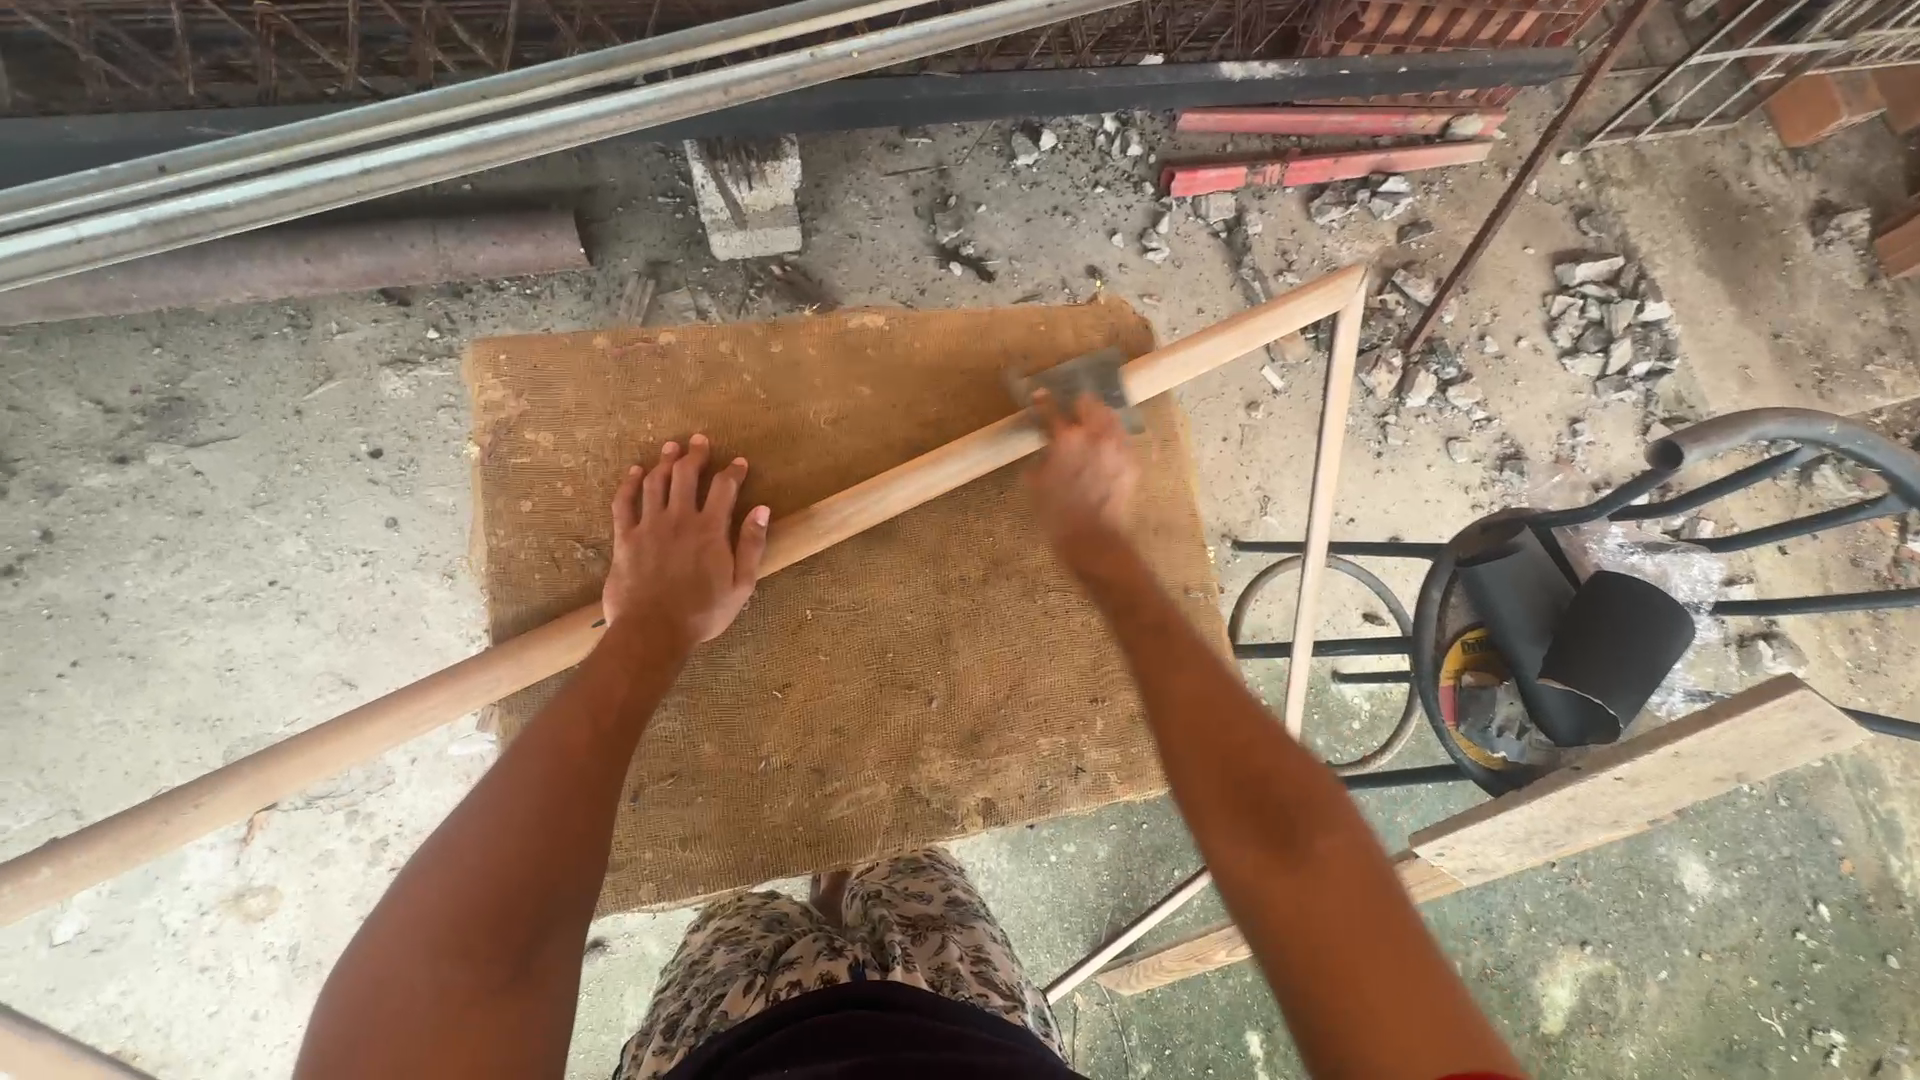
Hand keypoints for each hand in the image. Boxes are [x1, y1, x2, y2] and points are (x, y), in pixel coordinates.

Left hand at [602, 434, 769, 648]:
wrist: (653, 631)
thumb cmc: (703, 613)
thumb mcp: (741, 585)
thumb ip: (752, 545)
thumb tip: (762, 510)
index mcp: (710, 530)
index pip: (725, 488)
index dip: (733, 471)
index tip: (739, 462)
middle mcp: (679, 519)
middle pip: (687, 475)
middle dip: (695, 454)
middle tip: (699, 441)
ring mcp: (649, 526)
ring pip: (655, 482)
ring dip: (665, 461)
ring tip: (671, 447)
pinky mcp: (625, 538)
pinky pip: (624, 503)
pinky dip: (629, 483)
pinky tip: (634, 472)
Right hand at [1025, 390, 1138, 567]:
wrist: (1093, 538)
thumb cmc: (1057, 515)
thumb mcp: (1036, 485)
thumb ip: (1041, 459)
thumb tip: (1045, 451)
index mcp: (1065, 438)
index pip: (1051, 408)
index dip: (1043, 400)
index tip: (1039, 395)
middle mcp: (1094, 434)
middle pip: (1089, 402)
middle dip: (1077, 404)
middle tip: (1071, 412)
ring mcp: (1117, 445)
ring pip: (1110, 415)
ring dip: (1098, 416)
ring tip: (1091, 425)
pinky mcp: (1131, 460)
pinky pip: (1121, 438)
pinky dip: (1112, 437)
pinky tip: (1105, 448)